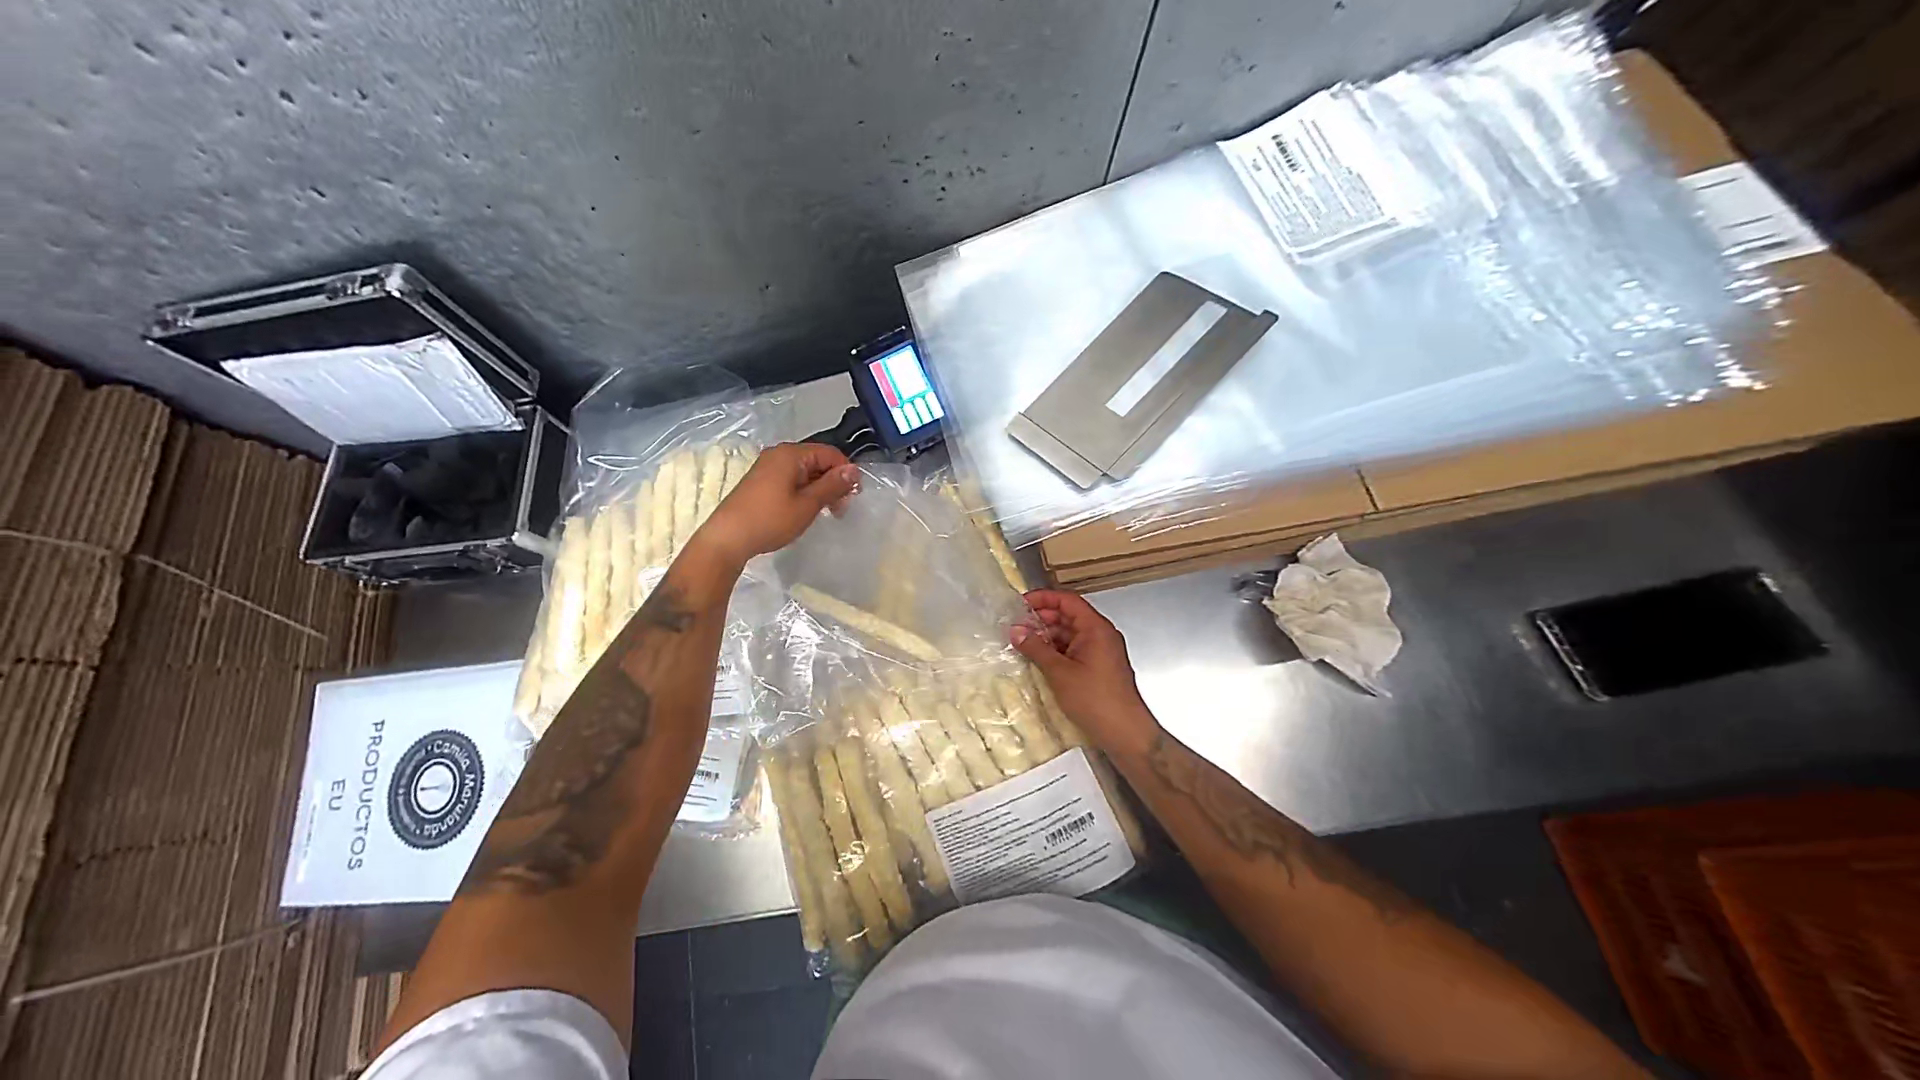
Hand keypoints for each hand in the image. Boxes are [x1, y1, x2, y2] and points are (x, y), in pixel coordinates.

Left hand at [692, 443, 859, 564]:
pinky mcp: (761, 481)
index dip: (846, 473)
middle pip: (817, 461)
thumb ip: (832, 485)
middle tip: (839, 509)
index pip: (830, 453)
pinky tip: (805, 510)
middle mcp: (779, 454)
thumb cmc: (770, 520)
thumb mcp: (808, 504)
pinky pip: (791, 479)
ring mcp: (768, 467)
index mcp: (791, 454)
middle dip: (833, 482)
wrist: (728, 538)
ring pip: (805, 472)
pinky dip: (804, 492)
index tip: (853, 497)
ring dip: (819, 489)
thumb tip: (854, 470)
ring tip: (824, 513)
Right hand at [1011, 589, 1160, 758]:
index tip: (1020, 604)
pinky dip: (1057, 650)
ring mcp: (1101, 651)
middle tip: (1017, 626)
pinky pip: (1075, 649)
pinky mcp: (1099, 667)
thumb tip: (1016, 631)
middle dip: (1042, 618)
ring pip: (1070, 634)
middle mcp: (1101, 635)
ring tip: (1023, 643)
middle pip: (1069, 616)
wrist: (1124, 732)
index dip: (1042, 598)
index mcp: (1096, 628)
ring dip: (1047, 636)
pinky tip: (1039, 659)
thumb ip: (1036, 648)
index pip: (1067, 600)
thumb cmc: (1095, 700)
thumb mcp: (1059, 672)